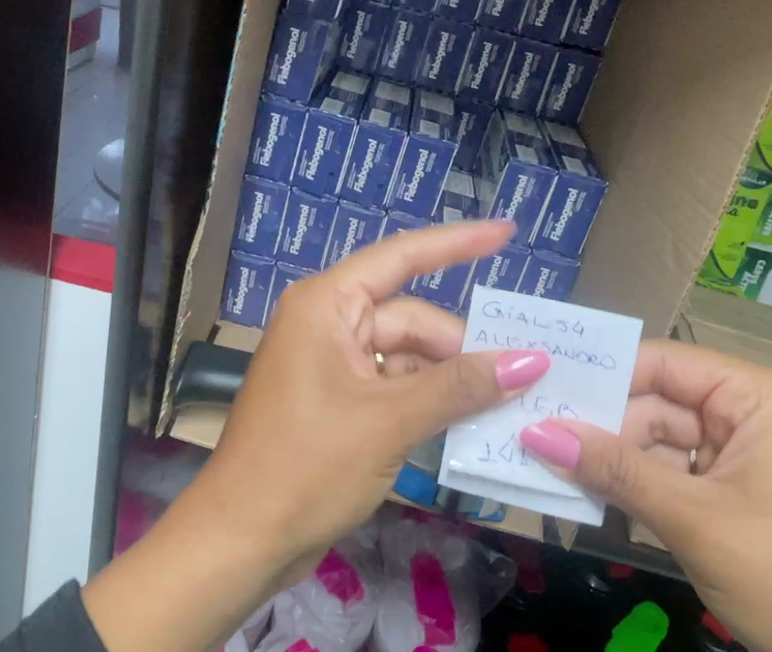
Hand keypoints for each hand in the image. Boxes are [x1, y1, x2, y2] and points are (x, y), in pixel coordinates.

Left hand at [83, 220, 548, 651]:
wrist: (240, 541)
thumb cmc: (306, 466)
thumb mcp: (391, 421)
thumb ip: (460, 386)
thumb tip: (531, 361)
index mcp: (327, 304)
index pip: (402, 256)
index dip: (458, 242)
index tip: (507, 230)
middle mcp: (328, 322)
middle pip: (411, 318)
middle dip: (460, 347)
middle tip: (523, 377)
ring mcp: (330, 364)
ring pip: (406, 356)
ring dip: (448, 379)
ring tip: (506, 403)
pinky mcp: (336, 403)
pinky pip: (394, 386)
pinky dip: (427, 402)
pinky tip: (467, 424)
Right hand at [518, 340, 771, 651]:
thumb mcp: (694, 521)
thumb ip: (615, 471)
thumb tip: (536, 433)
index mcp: (758, 396)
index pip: (663, 363)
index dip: (601, 374)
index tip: (539, 385)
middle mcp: (752, 411)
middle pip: (657, 403)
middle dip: (602, 426)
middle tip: (531, 435)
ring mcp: (747, 453)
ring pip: (661, 441)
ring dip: (615, 461)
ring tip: (549, 466)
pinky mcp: (741, 491)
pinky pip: (677, 473)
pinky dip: (639, 486)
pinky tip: (591, 494)